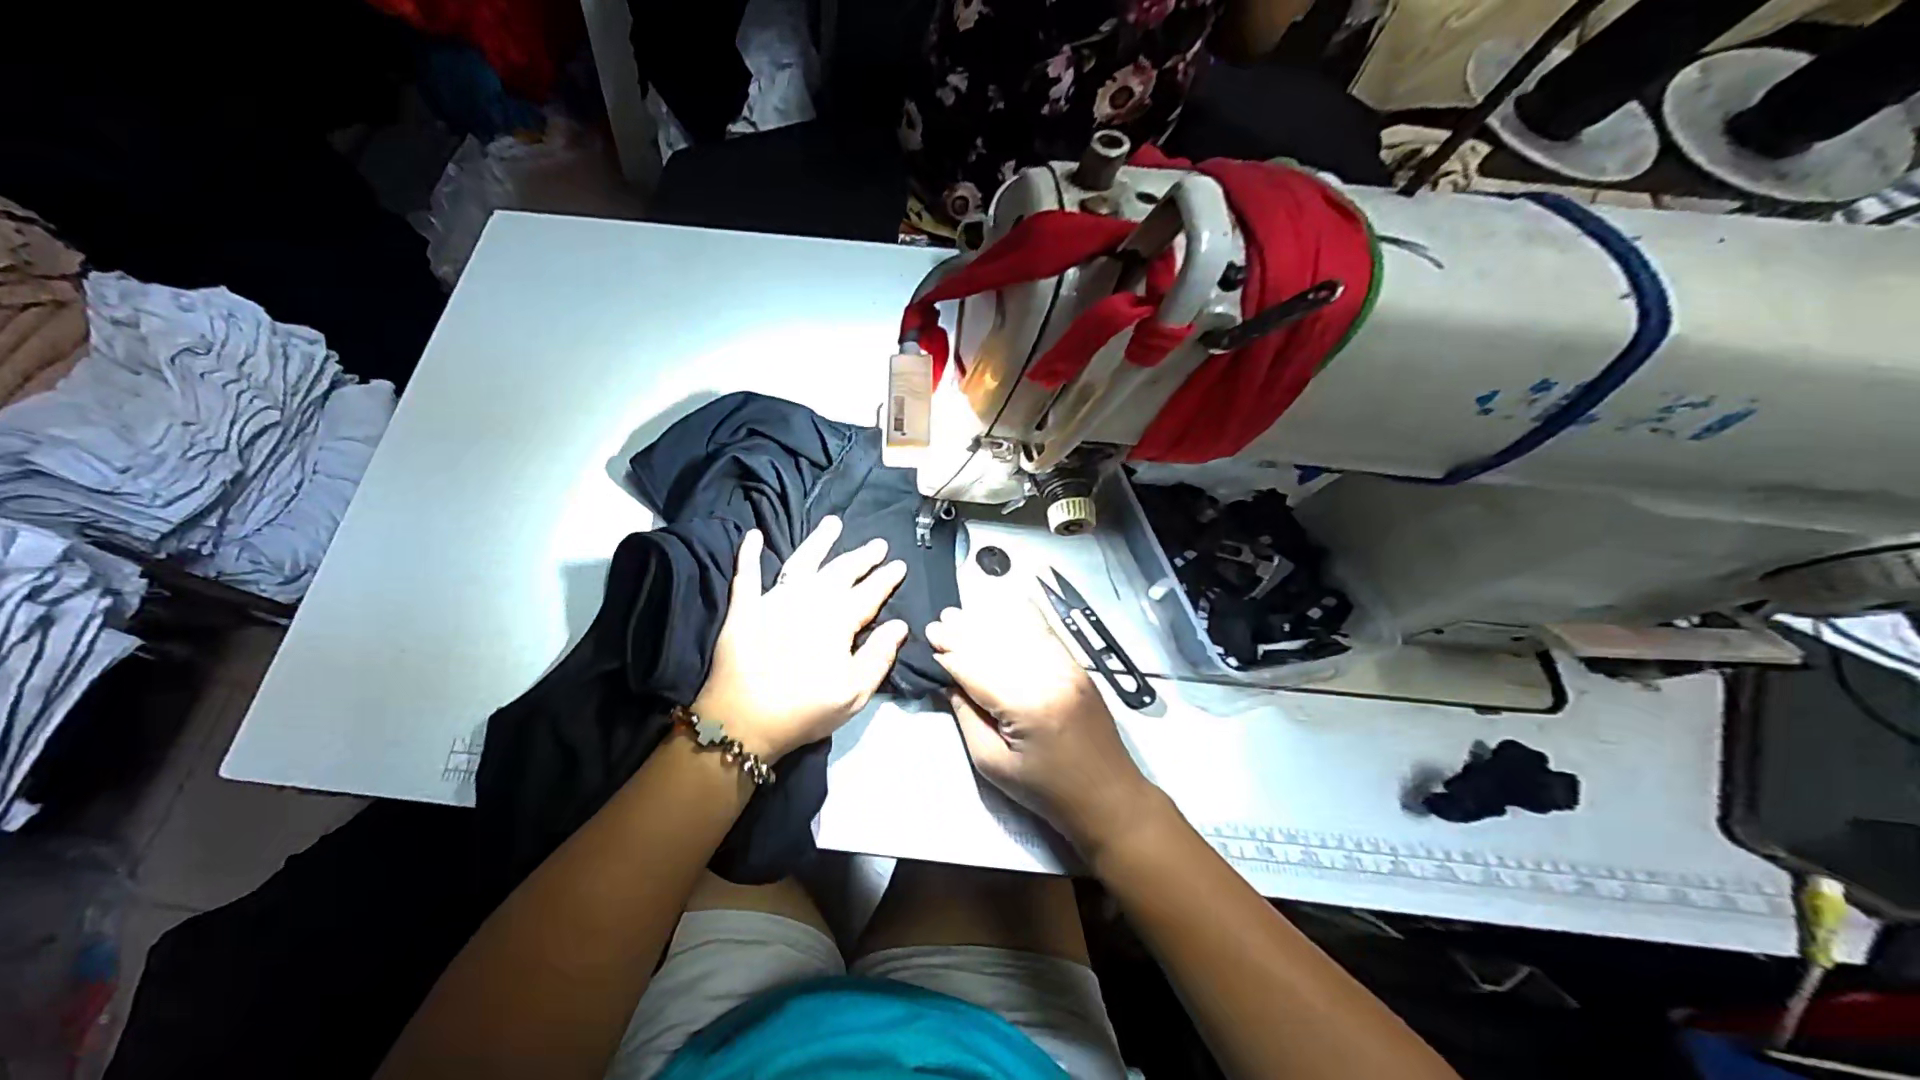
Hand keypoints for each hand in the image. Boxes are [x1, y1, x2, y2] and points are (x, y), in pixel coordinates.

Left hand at [692, 517, 908, 762]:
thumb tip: (899, 625)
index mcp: (838, 620)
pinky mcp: (745, 608)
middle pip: (841, 571)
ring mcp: (774, 600)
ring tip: (833, 523)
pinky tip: (753, 535)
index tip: (899, 565)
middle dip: (862, 557)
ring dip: (819, 541)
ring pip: (802, 561)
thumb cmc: (804, 710)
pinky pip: (747, 574)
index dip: (886, 578)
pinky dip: (749, 553)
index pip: (869, 593)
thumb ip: (878, 656)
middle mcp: (809, 600)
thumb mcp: (854, 693)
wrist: (742, 721)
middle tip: (878, 544)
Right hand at [925, 598, 1157, 853]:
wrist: (1109, 797)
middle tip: (939, 621)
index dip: (950, 654)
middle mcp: (1049, 677)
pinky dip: (1023, 619)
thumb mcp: (994, 764)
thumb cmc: (1047, 792)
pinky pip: (1047, 634)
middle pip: (998, 644)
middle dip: (965, 632)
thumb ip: (968, 718)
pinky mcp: (1078, 668)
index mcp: (1026, 706)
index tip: (929, 639)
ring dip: (989, 622)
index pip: (977, 669)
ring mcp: (1068, 668)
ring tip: (962, 614)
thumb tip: (950, 683)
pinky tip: (1006, 606)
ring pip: (1021, 633)